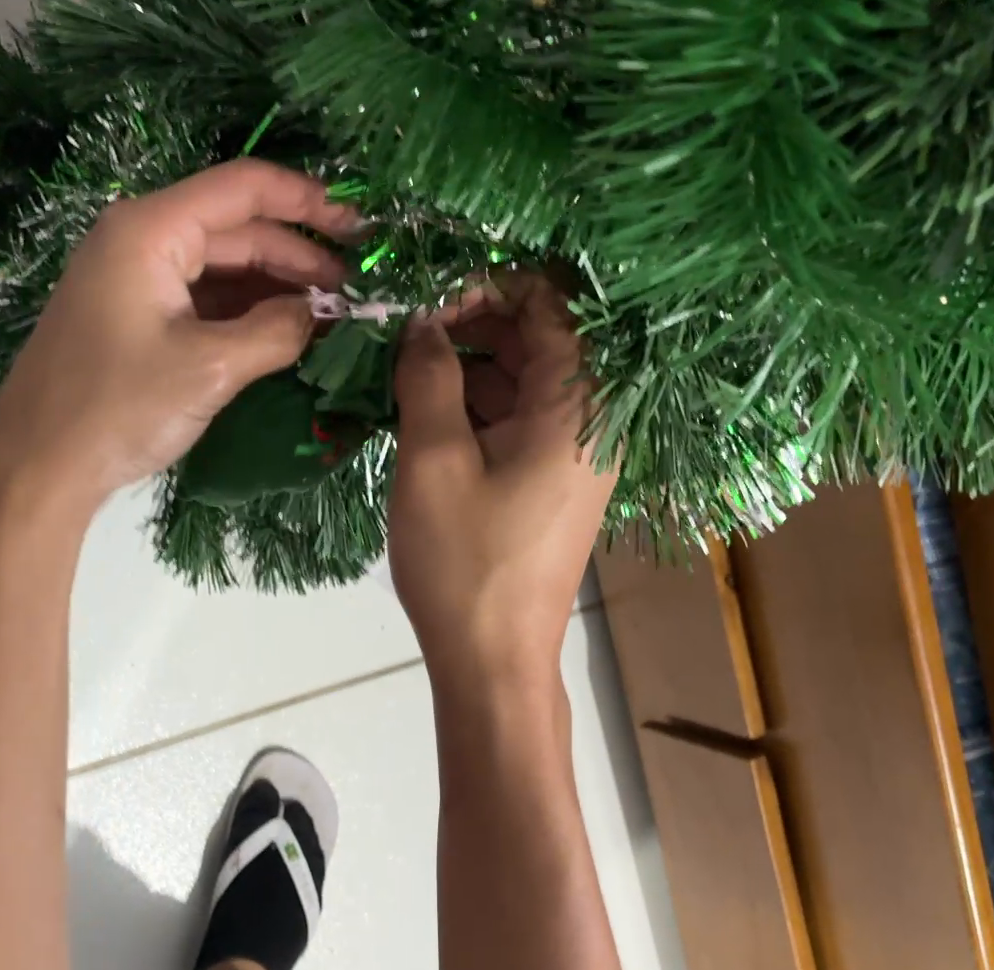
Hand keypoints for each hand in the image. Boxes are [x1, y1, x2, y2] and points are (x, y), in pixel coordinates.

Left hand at [0, 160, 359, 513]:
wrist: (38, 467)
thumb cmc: (117, 407)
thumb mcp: (209, 368)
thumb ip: (276, 331)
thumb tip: (322, 314)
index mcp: (150, 230)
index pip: (244, 189)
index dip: (308, 202)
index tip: (362, 228)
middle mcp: (140, 240)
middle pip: (236, 230)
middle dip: (298, 256)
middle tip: (355, 291)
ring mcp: (133, 281)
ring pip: (221, 269)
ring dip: (275, 289)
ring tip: (330, 316)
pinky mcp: (133, 319)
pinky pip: (201, 302)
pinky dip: (244, 315)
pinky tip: (283, 334)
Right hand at [387, 273, 617, 685]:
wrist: (492, 660)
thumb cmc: (463, 560)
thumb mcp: (433, 460)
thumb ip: (428, 375)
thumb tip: (420, 322)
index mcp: (579, 406)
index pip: (547, 304)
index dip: (484, 286)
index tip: (422, 299)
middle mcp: (592, 421)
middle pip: (538, 339)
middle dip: (469, 324)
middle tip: (402, 334)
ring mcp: (575, 455)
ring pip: (523, 381)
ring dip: (465, 367)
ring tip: (401, 370)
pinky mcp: (553, 483)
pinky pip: (518, 421)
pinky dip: (474, 408)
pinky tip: (422, 412)